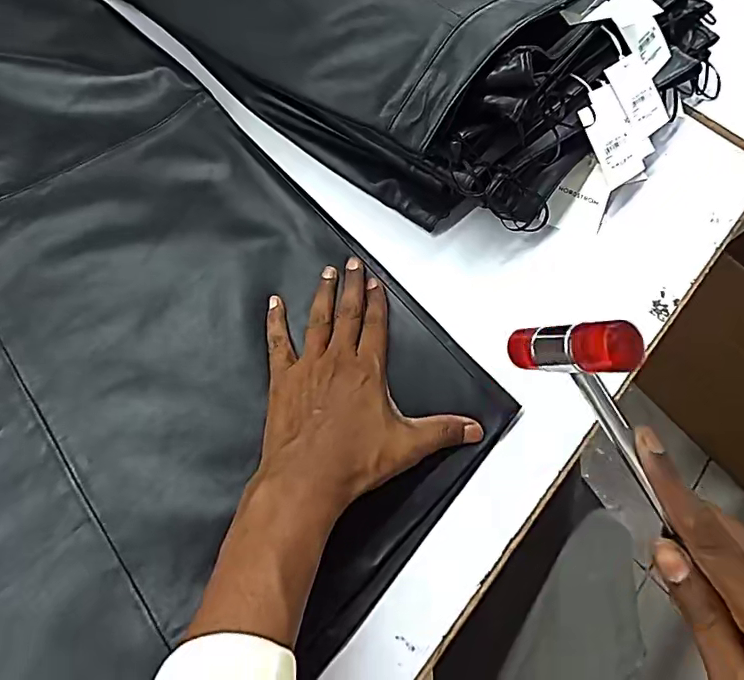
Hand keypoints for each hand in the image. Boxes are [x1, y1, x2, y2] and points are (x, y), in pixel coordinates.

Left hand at [255, 258, 482, 513]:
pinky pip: (278, 342)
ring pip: (318, 320)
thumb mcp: (406, 447)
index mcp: (366, 371)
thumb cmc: (350, 463)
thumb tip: (469, 429)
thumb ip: (441, 432)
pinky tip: (274, 305)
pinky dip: (276, 321)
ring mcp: (309, 367)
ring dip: (323, 294)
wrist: (306, 479)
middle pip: (348, 313)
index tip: (375, 282)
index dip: (376, 300)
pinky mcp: (283, 379)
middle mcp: (337, 361)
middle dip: (352, 286)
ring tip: (326, 274)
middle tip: (351, 264)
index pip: (375, 325)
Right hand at [638, 426, 743, 679]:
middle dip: (681, 514)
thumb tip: (667, 555)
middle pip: (723, 529)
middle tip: (647, 514)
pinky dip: (726, 552)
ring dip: (703, 535)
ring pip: (740, 539)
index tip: (650, 447)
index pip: (709, 534)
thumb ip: (701, 616)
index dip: (671, 485)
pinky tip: (713, 573)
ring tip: (678, 558)